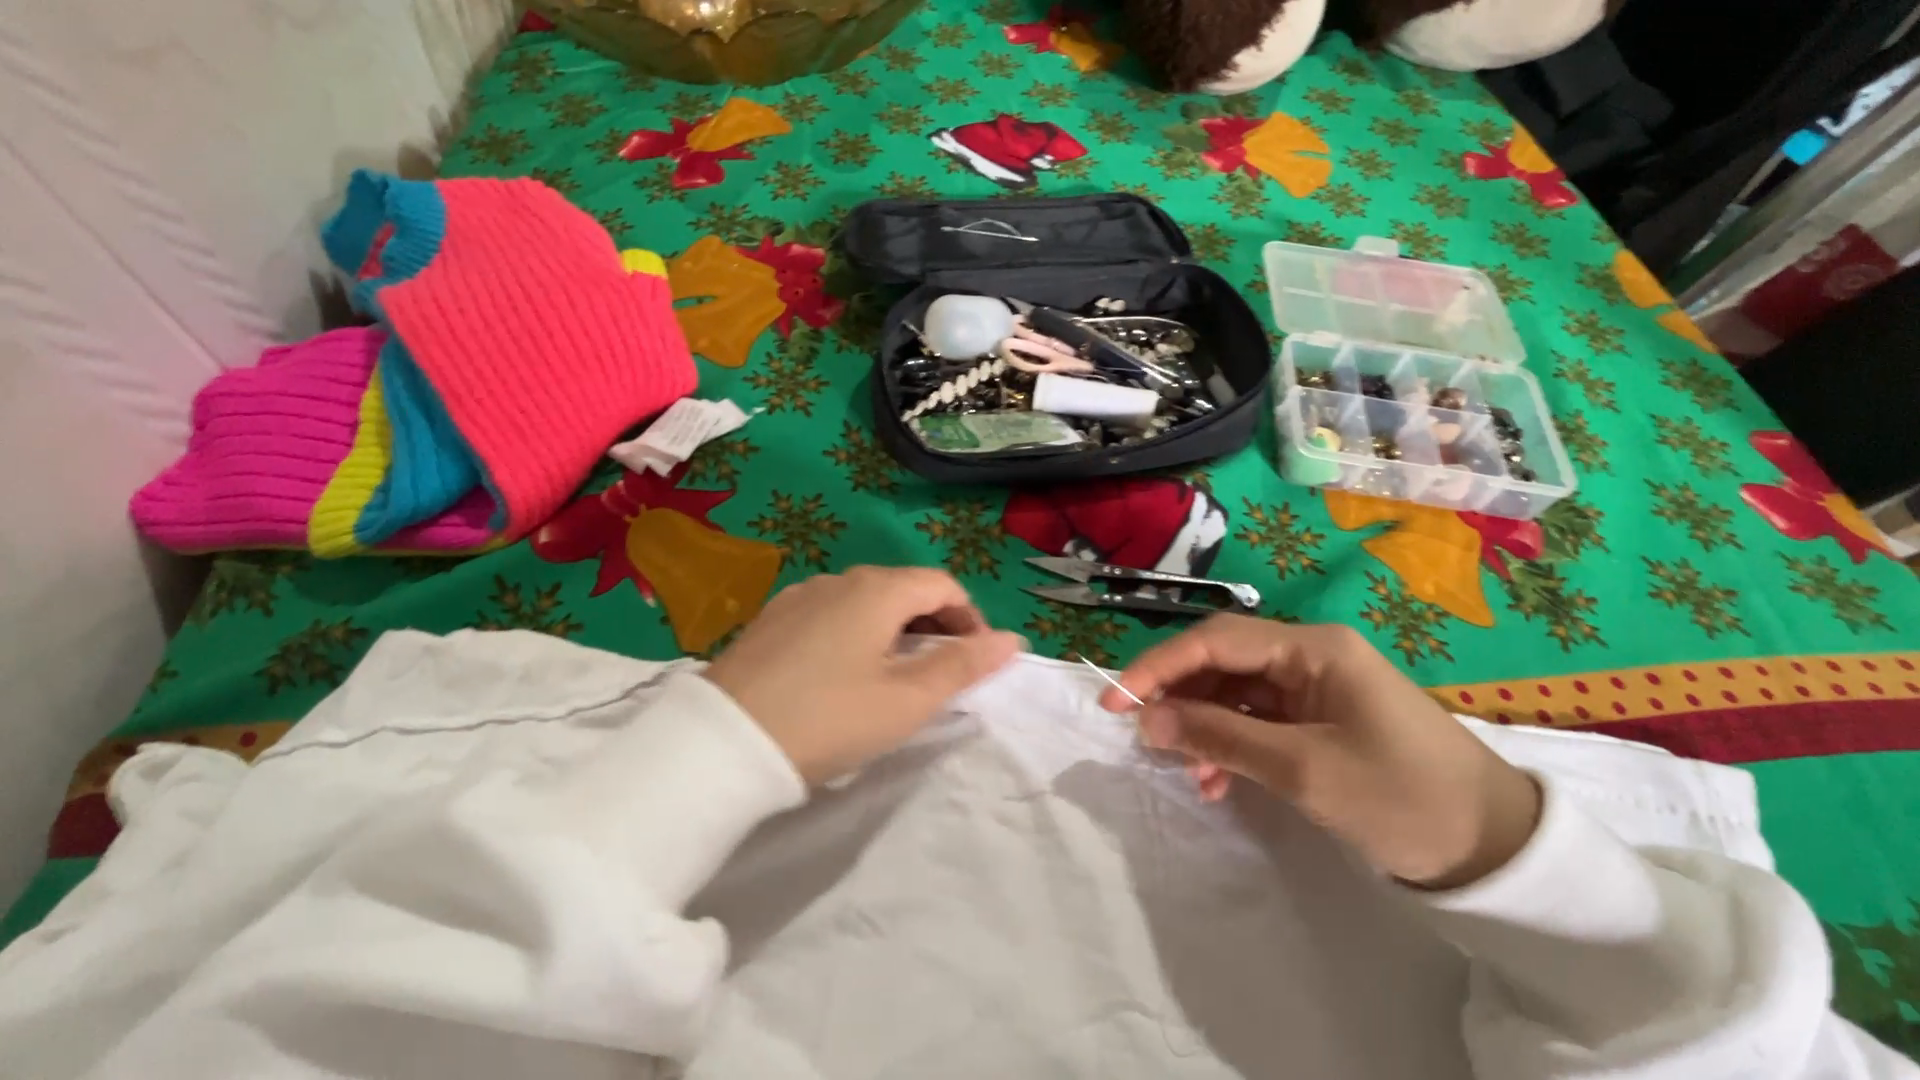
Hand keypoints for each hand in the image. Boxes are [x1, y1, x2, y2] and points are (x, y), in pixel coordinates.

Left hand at [704, 566, 1022, 786]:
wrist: (725, 741)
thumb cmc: (830, 719)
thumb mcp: (907, 700)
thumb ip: (962, 666)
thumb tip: (1012, 639)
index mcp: (877, 590)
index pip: (943, 585)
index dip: (970, 619)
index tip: (978, 662)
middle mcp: (838, 579)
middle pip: (903, 589)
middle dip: (934, 624)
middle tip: (943, 673)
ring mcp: (798, 597)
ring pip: (864, 602)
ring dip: (894, 630)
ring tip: (897, 677)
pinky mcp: (770, 621)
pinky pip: (830, 615)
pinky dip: (856, 635)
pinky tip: (845, 674)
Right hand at [1104, 615, 1540, 889]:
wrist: (1493, 847)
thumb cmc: (1400, 795)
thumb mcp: (1303, 769)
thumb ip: (1221, 738)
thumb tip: (1148, 720)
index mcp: (1313, 648)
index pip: (1216, 640)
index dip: (1159, 667)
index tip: (1116, 702)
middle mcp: (1310, 656)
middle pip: (1222, 663)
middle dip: (1179, 699)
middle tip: (1144, 741)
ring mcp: (1316, 689)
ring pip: (1235, 694)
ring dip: (1203, 728)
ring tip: (1188, 773)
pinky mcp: (1321, 721)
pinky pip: (1258, 722)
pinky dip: (1230, 746)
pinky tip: (1217, 782)